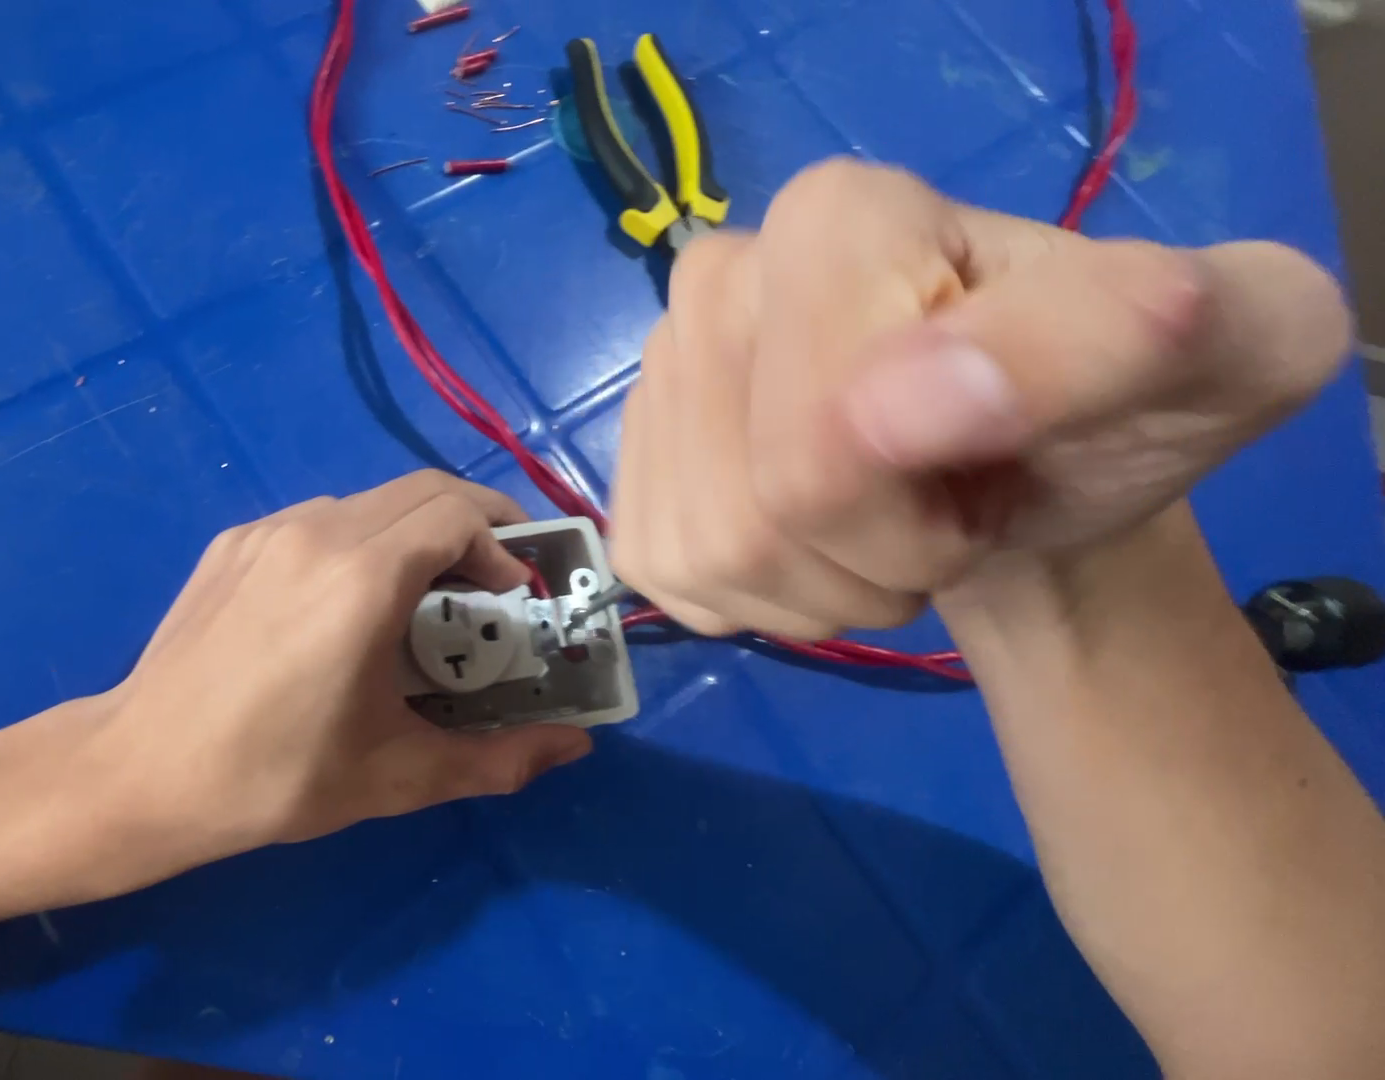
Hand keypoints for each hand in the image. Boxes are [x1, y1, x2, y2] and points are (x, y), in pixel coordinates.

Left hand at [15, 471, 592, 903]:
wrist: (140, 772)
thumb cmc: (273, 778)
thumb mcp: (397, 777)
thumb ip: (499, 759)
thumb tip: (576, 747)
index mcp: (361, 578)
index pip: (460, 512)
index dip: (504, 545)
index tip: (517, 599)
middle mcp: (316, 531)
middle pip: (424, 490)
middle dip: (476, 524)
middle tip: (495, 583)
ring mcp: (267, 529)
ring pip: (371, 502)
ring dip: (417, 533)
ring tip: (426, 596)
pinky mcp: (233, 541)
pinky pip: (320, 520)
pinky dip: (362, 541)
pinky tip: (349, 603)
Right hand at [611, 158, 1350, 637]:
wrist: (1013, 468)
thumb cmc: (1105, 415)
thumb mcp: (1216, 352)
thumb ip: (1097, 344)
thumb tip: (889, 410)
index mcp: (830, 220)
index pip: (816, 446)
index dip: (915, 520)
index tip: (987, 479)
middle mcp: (709, 284)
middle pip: (747, 514)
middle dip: (864, 566)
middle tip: (936, 521)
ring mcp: (652, 379)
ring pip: (702, 556)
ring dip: (811, 591)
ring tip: (873, 538)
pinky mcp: (626, 467)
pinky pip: (664, 573)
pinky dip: (751, 602)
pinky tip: (802, 551)